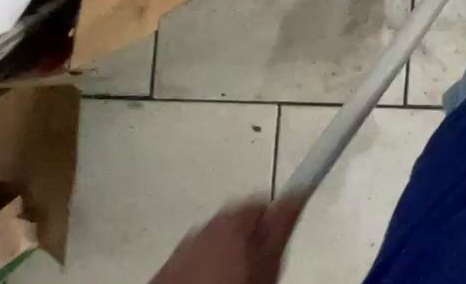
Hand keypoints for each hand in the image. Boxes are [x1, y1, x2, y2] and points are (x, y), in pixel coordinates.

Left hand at [148, 196, 306, 283]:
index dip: (278, 212)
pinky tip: (213, 282)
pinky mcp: (165, 271)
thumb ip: (285, 219)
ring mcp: (182, 249)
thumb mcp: (271, 258)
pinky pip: (192, 258)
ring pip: (214, 239)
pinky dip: (203, 265)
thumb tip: (300, 190)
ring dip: (226, 250)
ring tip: (237, 275)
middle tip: (261, 260)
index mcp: (232, 217)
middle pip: (237, 218)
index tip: (288, 217)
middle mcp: (204, 225)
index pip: (266, 198)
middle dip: (250, 234)